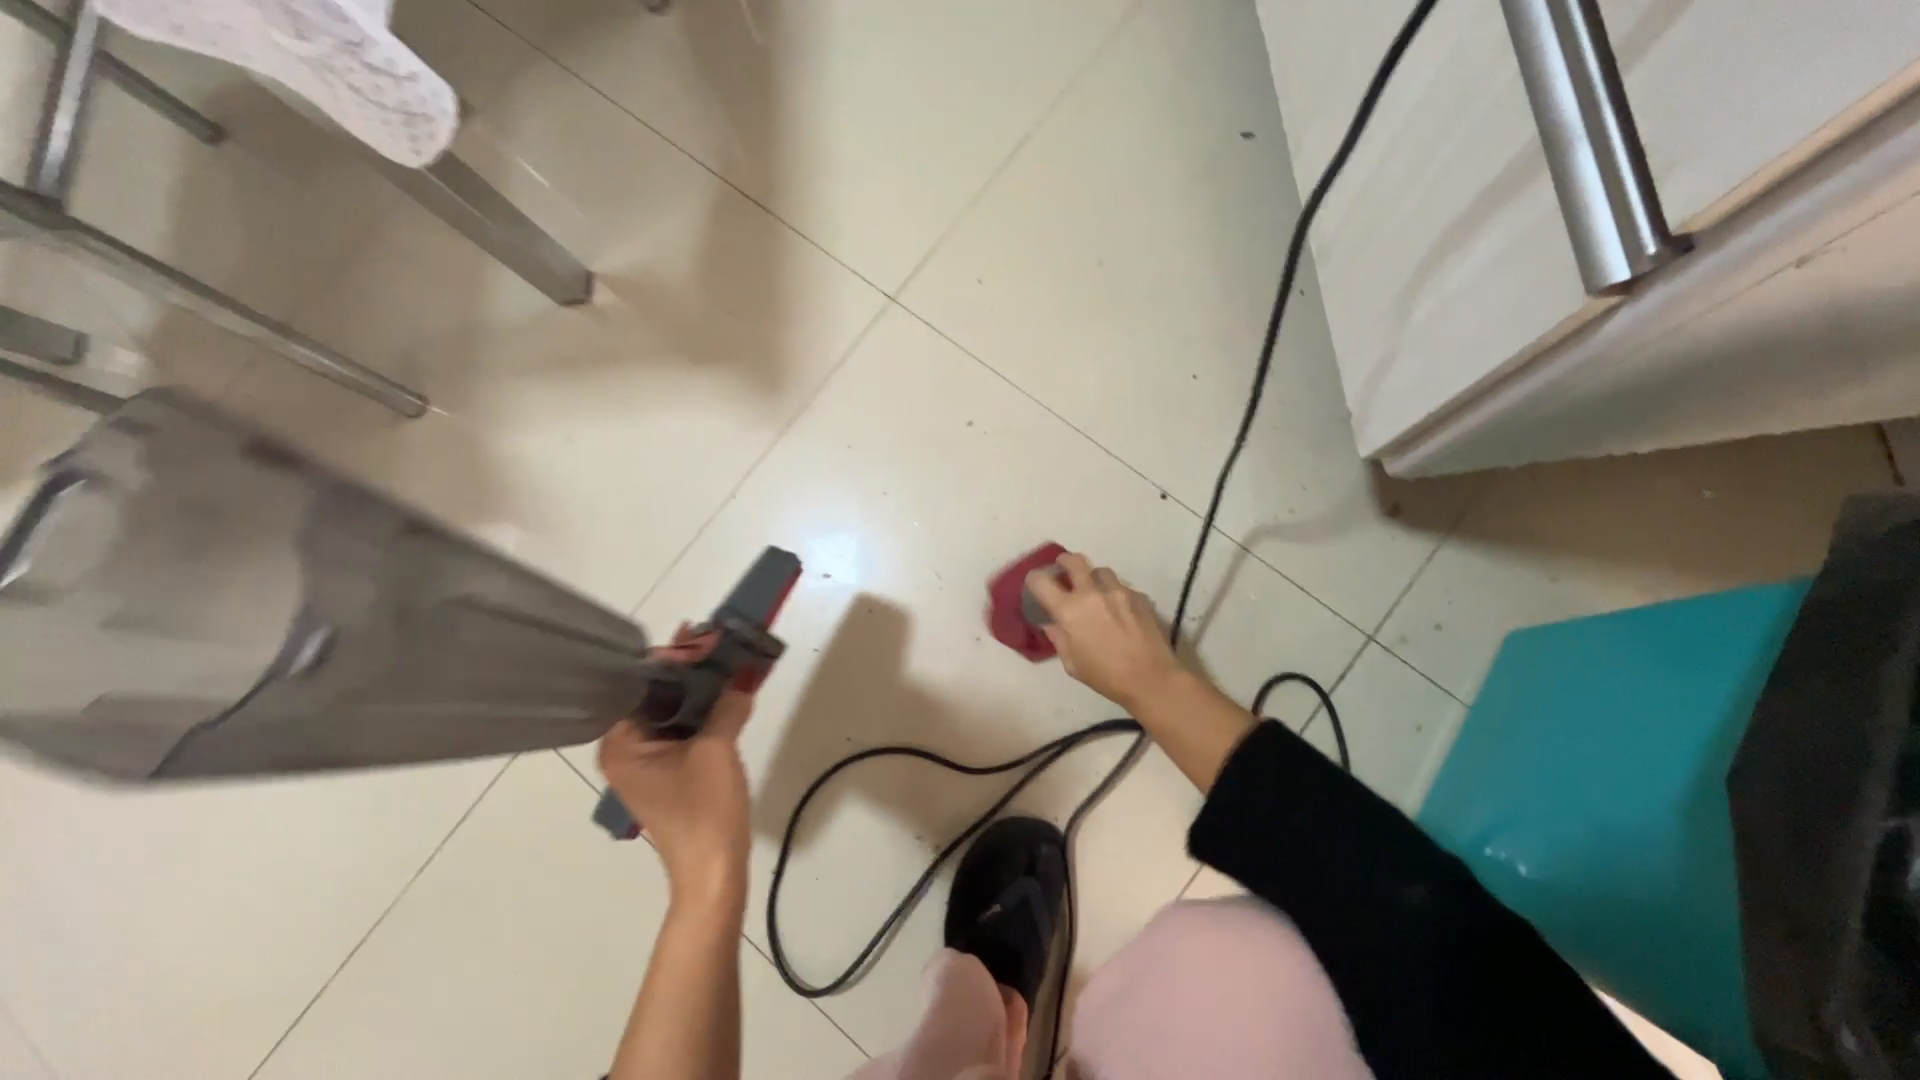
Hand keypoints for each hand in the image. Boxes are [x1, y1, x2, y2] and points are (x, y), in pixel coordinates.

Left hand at [598, 626, 754, 905]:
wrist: (714, 873)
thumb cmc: (704, 810)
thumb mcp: (717, 750)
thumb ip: (727, 706)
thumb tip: (743, 676)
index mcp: (621, 743)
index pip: (642, 685)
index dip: (673, 658)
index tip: (701, 635)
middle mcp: (624, 750)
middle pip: (656, 696)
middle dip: (688, 670)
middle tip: (717, 640)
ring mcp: (645, 764)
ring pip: (672, 714)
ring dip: (699, 691)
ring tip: (726, 659)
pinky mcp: (668, 775)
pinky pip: (682, 732)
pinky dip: (702, 714)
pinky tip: (726, 694)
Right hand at [1025, 552, 1184, 713]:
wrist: (1151, 678)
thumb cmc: (1106, 676)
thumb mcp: (1072, 664)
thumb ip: (1059, 639)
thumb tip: (1052, 624)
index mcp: (1069, 610)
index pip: (1041, 580)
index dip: (1034, 579)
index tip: (1036, 584)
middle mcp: (1092, 593)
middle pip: (1074, 561)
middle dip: (1064, 562)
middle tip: (1063, 569)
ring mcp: (1119, 591)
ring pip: (1101, 571)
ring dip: (1093, 577)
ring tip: (1095, 591)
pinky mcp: (1139, 596)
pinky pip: (1122, 587)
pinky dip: (1115, 593)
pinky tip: (1119, 609)